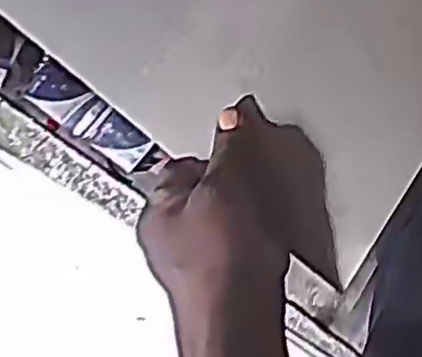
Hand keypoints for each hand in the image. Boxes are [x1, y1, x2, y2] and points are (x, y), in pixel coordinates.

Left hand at [138, 97, 289, 354]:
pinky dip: (252, 213)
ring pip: (224, 199)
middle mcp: (169, 229)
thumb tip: (232, 116)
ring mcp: (195, 246)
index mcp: (158, 209)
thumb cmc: (220, 257)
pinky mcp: (223, 256)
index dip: (214, 142)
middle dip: (231, 167)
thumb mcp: (225, 183)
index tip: (236, 127)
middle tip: (249, 163)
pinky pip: (239, 220)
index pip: (184, 158)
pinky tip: (263, 217)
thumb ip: (229, 146)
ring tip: (258, 194)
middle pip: (205, 178)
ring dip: (244, 190)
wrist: (241, 304)